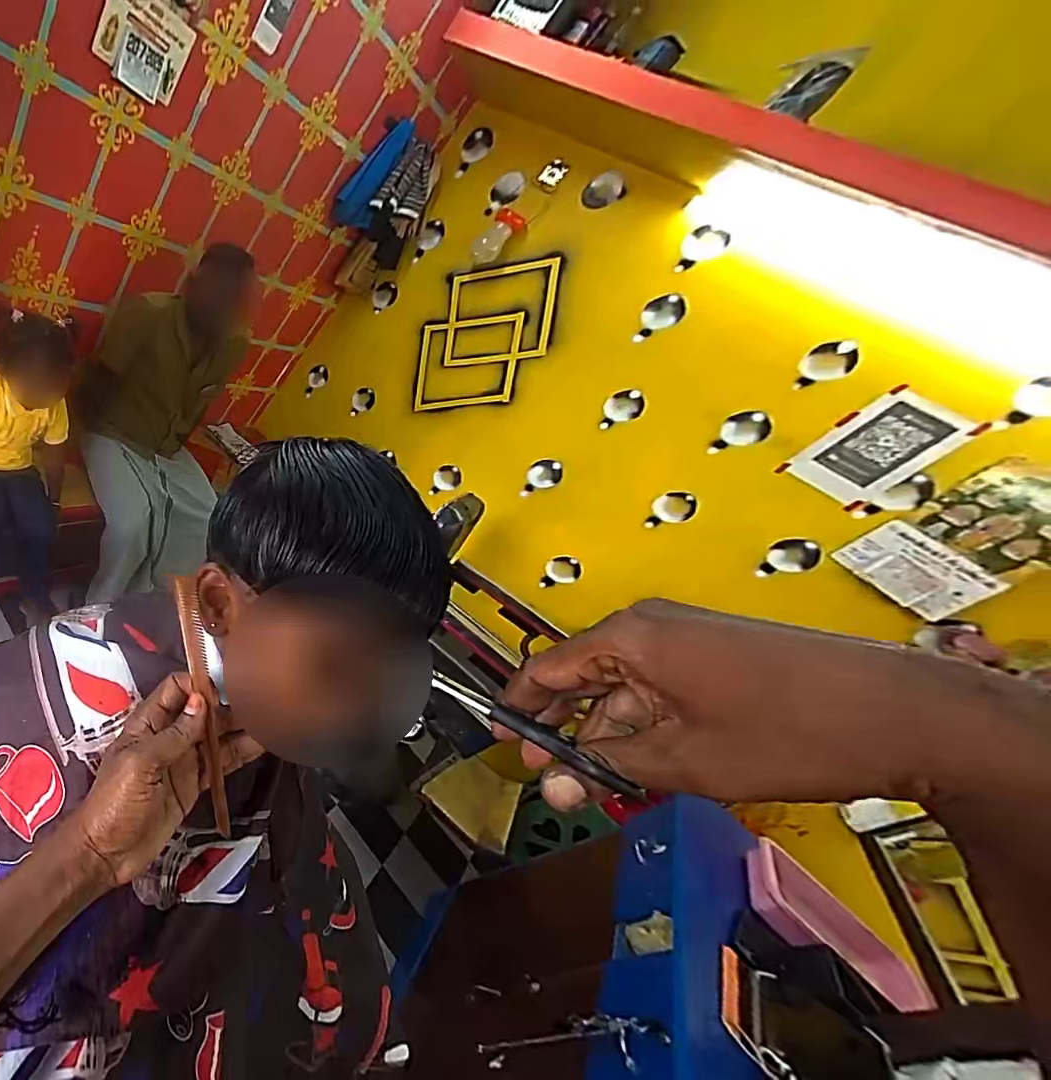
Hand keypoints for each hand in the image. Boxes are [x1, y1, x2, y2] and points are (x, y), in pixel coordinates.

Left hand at [64, 673, 262, 888]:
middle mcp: (166, 736)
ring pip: (214, 736)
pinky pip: (218, 764)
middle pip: (200, 711)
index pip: (176, 689)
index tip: (227, 686)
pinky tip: (259, 746)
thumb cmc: (114, 803)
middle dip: (227, 704)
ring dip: (238, 728)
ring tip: (270, 718)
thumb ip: (172, 735)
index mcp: (147, 723)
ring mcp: (181, 760)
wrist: (107, 852)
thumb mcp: (140, 764)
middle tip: (260, 700)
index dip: (200, 684)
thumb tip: (200, 702)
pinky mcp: (191, 784)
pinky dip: (238, 755)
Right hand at [497, 599, 1041, 811]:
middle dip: (563, 726)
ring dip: (605, 729)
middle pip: (579, 676)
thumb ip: (606, 769)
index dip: (518, 708)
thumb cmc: (798, 727)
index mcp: (627, 637)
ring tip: (599, 773)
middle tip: (550, 767)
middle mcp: (646, 626)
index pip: (543, 670)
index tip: (504, 736)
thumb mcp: (685, 760)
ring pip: (618, 684)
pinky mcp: (710, 648)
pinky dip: (641, 719)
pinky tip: (642, 755)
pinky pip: (652, 683)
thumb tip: (555, 786)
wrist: (917, 716)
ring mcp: (681, 634)